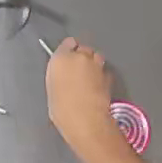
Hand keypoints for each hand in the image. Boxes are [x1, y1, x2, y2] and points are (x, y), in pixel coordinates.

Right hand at [46, 37, 119, 154]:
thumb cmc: (62, 110)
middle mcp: (79, 57)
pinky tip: (97, 89)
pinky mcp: (109, 75)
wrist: (85, 119)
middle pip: (83, 49)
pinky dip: (102, 77)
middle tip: (79, 74)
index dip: (69, 51)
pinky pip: (104, 71)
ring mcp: (96, 65)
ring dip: (94, 66)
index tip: (69, 58)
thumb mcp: (52, 91)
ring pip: (96, 58)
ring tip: (89, 81)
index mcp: (60, 59)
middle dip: (83, 58)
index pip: (67, 44)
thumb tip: (64, 77)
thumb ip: (59, 76)